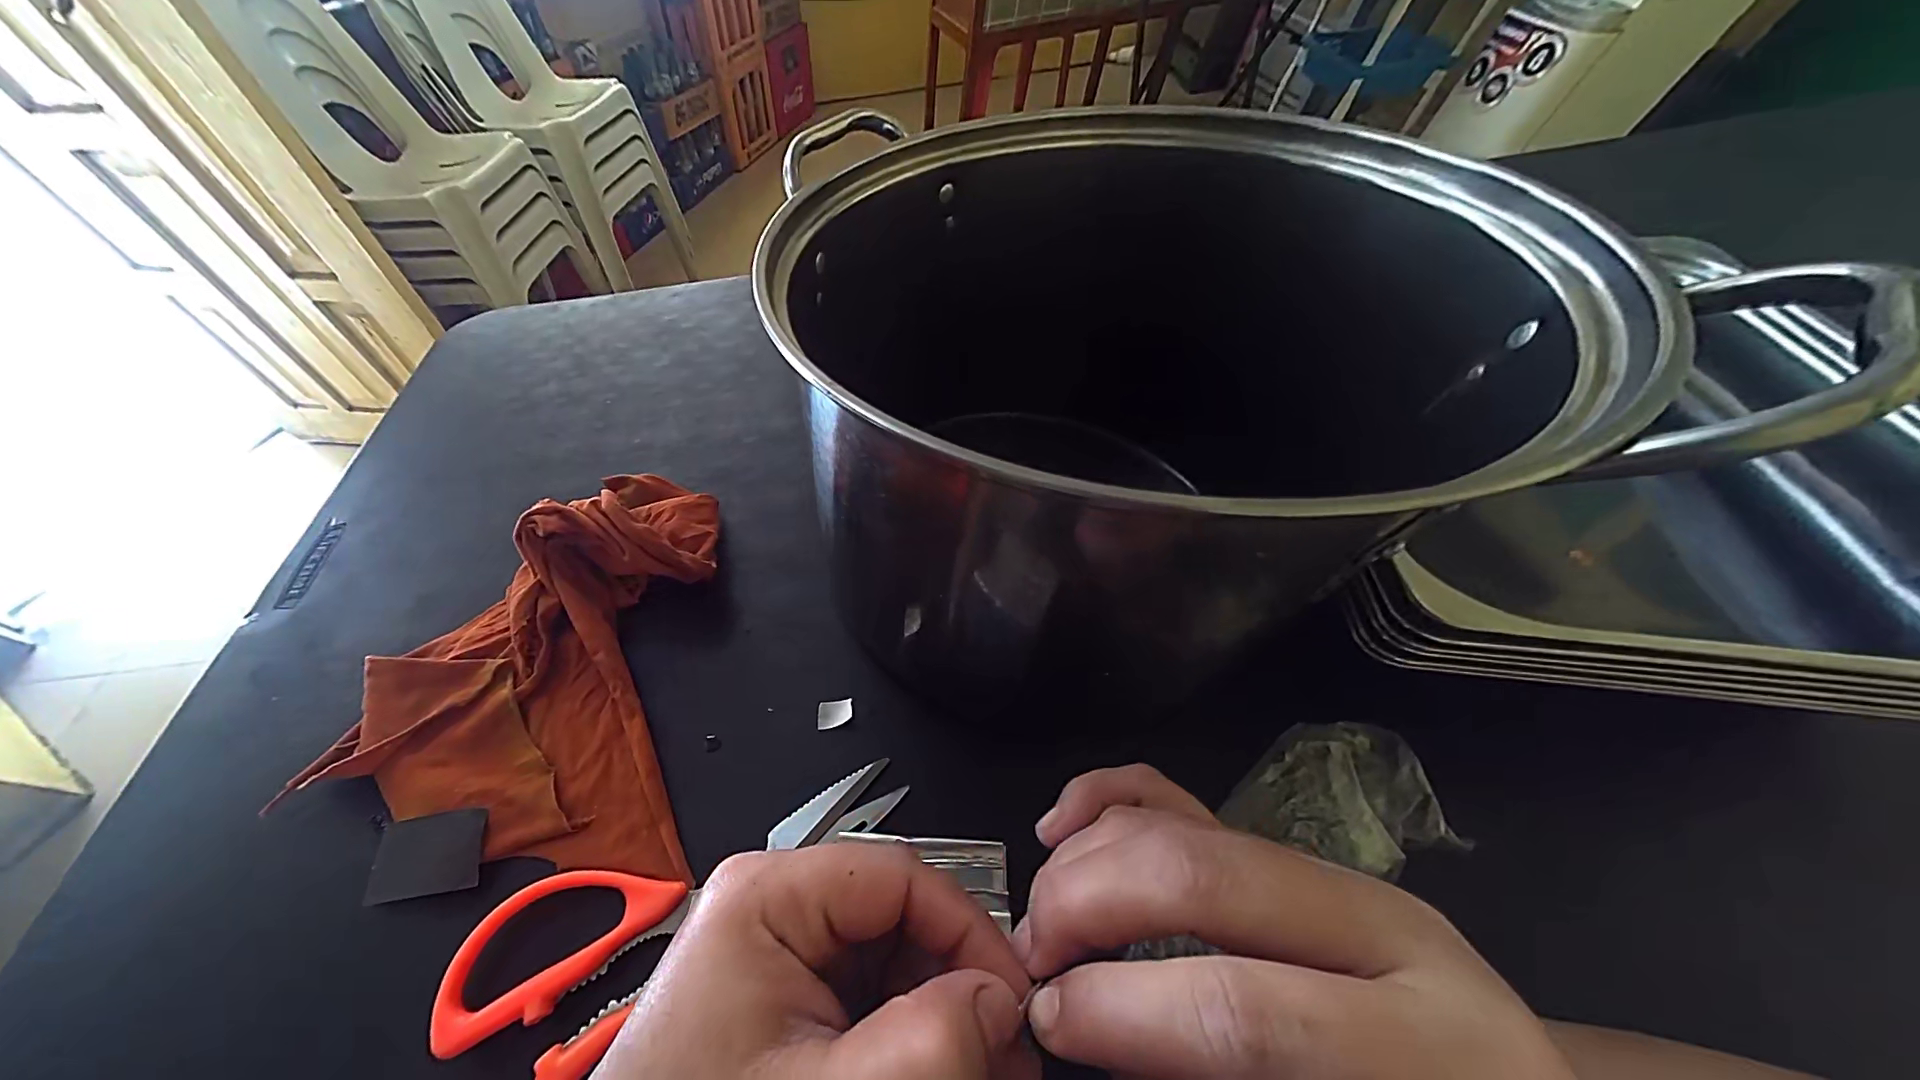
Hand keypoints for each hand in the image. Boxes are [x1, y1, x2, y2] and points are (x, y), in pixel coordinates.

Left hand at [597, 843, 1036, 1079]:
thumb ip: (927, 1043)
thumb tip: (998, 1003)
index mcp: (767, 895)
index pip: (902, 875)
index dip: (969, 931)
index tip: (1009, 995)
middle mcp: (771, 905)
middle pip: (901, 915)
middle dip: (957, 982)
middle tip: (998, 1049)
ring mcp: (777, 945)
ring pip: (891, 956)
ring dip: (937, 1011)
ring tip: (968, 1066)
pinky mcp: (782, 986)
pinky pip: (865, 989)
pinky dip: (904, 1028)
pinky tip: (922, 1064)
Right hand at [1015, 765, 1576, 1079]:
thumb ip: (1213, 1072)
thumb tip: (1087, 1035)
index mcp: (1418, 1039)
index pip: (1241, 1006)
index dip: (1119, 1010)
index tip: (1048, 1020)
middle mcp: (1373, 923)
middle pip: (1196, 876)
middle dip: (1084, 905)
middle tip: (1032, 958)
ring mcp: (1325, 869)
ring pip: (1181, 822)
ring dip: (1086, 857)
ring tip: (1043, 918)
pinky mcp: (1286, 850)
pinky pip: (1185, 798)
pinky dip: (1110, 798)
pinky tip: (1063, 825)